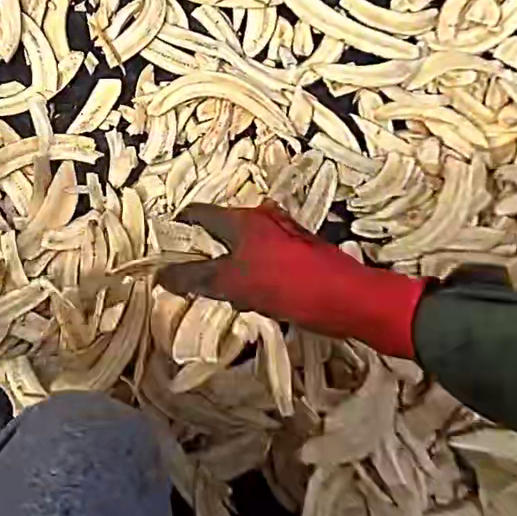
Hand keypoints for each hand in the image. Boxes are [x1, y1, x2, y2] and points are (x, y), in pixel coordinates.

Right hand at [156, 204, 427, 359]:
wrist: (357, 301)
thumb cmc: (289, 285)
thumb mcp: (232, 284)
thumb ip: (193, 278)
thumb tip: (159, 276)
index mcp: (239, 219)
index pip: (194, 214)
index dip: (175, 232)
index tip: (165, 253)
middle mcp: (259, 218)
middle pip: (216, 230)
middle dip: (201, 252)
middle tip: (189, 277)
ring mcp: (282, 233)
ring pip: (239, 245)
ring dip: (226, 265)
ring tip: (220, 291)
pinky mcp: (299, 252)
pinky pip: (261, 257)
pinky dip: (249, 271)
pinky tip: (253, 296)